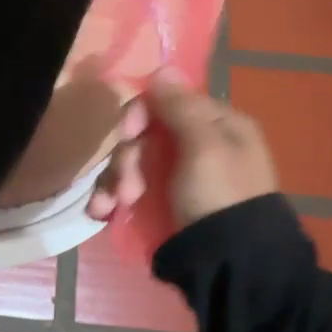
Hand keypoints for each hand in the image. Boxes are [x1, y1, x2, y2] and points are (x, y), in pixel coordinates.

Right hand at [89, 74, 277, 225]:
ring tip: (113, 205)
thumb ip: (181, 108)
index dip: (140, 114)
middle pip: (143, 135)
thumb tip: (163, 68)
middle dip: (127, 158)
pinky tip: (102, 212)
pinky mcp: (161, 206)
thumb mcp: (205, 147)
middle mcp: (198, 147)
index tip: (130, 132)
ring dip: (115, 181)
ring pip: (131, 164)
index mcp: (218, 126)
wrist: (230, 264)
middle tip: (128, 186)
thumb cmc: (221, 196)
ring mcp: (178, 178)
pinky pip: (127, 191)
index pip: (166, 101)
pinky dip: (111, 199)